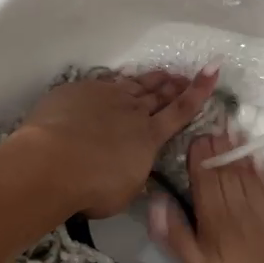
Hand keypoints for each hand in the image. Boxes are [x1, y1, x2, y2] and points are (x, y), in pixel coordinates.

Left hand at [12, 67, 218, 217]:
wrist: (51, 163)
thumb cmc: (91, 188)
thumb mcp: (124, 191)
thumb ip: (132, 174)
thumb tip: (133, 168)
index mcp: (149, 138)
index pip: (180, 111)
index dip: (198, 91)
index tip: (212, 71)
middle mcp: (132, 112)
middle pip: (158, 95)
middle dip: (174, 85)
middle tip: (184, 75)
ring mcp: (105, 97)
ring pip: (133, 84)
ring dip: (149, 80)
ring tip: (161, 74)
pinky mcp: (79, 90)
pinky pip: (104, 82)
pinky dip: (116, 81)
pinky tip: (117, 80)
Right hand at [148, 130, 263, 262]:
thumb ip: (178, 237)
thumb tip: (156, 202)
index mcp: (216, 219)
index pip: (204, 179)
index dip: (199, 157)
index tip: (193, 135)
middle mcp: (239, 208)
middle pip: (225, 171)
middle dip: (216, 148)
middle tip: (211, 123)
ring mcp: (262, 212)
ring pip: (245, 174)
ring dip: (237, 151)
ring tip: (230, 129)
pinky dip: (259, 169)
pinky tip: (256, 158)